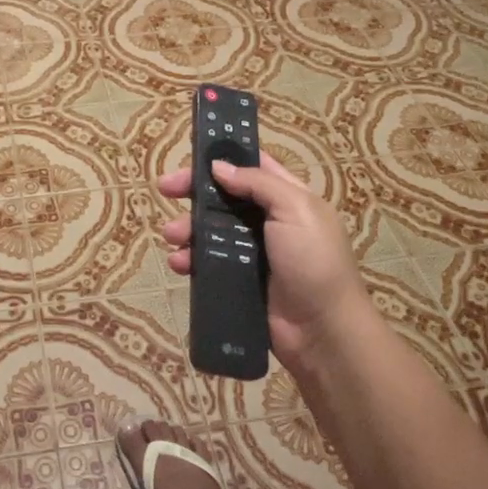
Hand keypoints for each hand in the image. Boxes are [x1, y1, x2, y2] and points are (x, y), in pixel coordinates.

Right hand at [159, 156, 369, 369]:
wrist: (322, 332)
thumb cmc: (313, 261)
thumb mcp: (295, 210)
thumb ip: (258, 183)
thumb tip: (219, 167)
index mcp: (288, 198)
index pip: (252, 167)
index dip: (224, 158)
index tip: (193, 156)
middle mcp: (269, 221)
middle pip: (223, 196)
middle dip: (193, 192)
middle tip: (164, 188)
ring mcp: (253, 252)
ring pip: (210, 229)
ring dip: (187, 228)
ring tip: (171, 236)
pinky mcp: (239, 280)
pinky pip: (208, 262)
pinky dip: (190, 259)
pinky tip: (178, 263)